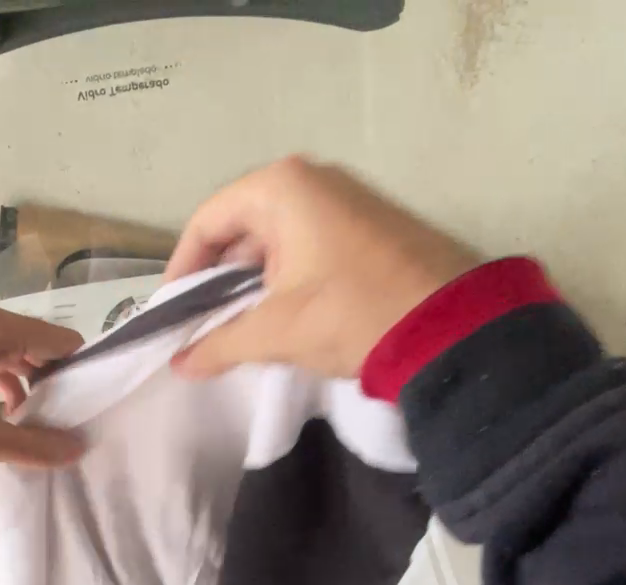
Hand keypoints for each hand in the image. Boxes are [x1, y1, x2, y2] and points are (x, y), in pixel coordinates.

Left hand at [0, 305, 86, 467]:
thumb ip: (35, 446)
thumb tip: (78, 450)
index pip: (59, 340)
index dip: (78, 370)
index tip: (90, 403)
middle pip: (38, 347)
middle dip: (55, 382)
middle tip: (71, 418)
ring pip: (14, 357)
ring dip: (30, 387)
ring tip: (44, 423)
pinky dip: (5, 386)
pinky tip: (10, 418)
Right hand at [166, 157, 482, 380]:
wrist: (454, 325)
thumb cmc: (352, 313)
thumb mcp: (277, 332)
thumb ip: (219, 344)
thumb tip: (181, 364)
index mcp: (280, 188)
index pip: (206, 222)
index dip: (181, 269)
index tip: (172, 312)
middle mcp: (311, 179)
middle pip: (239, 229)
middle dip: (217, 281)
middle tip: (203, 326)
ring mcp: (344, 199)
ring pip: (273, 241)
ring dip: (250, 286)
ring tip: (238, 330)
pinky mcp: (368, 225)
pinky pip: (306, 247)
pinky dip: (283, 281)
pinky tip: (281, 319)